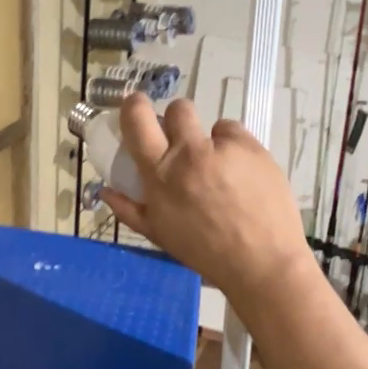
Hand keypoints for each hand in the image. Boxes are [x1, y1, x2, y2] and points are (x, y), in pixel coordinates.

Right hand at [101, 96, 315, 303]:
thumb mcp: (159, 236)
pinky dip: (236, 149)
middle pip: (177, 109)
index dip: (134, 105)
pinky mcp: (252, 148)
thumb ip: (129, 209)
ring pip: (211, 123)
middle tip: (186, 144)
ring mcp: (223, 148)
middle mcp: (189, 154)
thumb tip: (106, 190)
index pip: (137, 120)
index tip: (137, 108)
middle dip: (178, 120)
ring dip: (211, 140)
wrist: (261, 263)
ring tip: (221, 170)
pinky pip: (236, 135)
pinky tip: (242, 175)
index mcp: (160, 175)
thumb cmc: (205, 253)